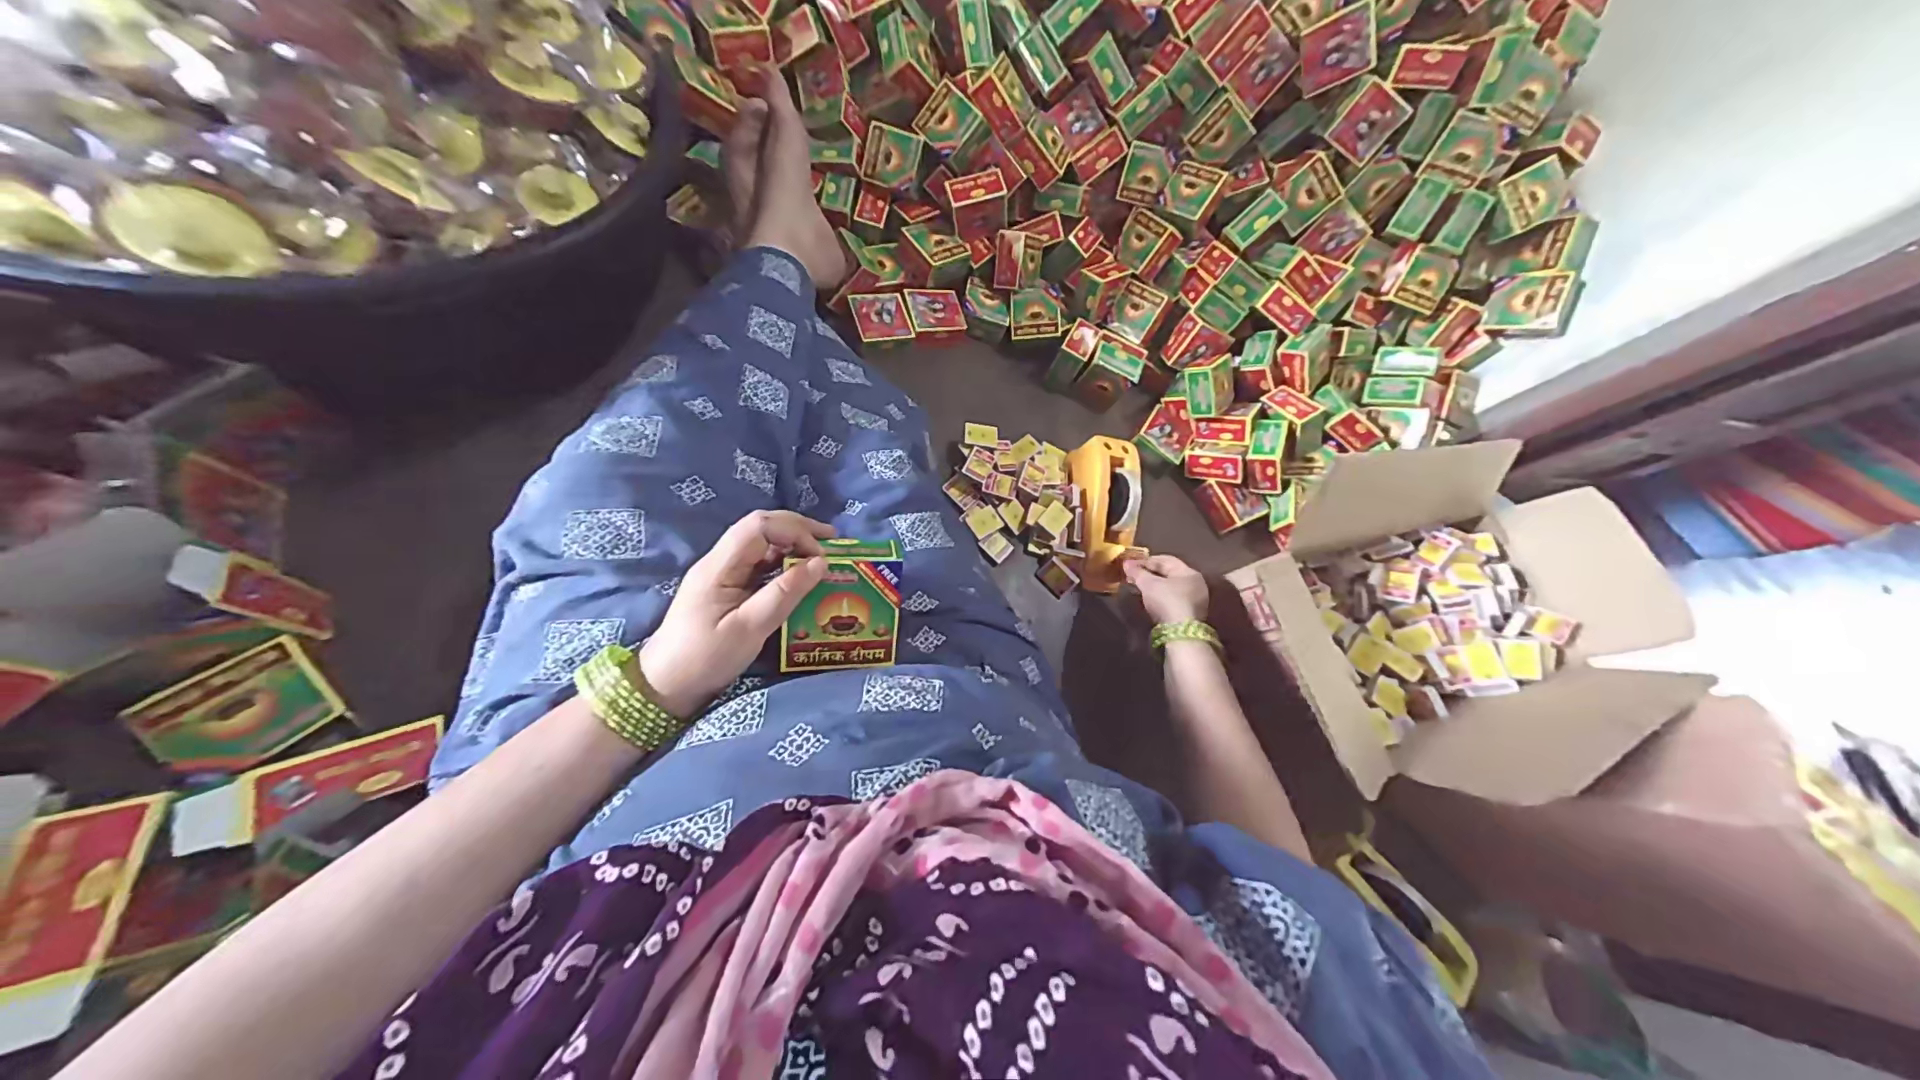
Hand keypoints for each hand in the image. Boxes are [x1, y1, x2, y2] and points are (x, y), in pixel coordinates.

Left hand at [638, 510, 833, 716]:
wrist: (664, 685)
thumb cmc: (705, 658)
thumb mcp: (749, 629)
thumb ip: (785, 593)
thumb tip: (820, 563)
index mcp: (719, 566)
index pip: (759, 526)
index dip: (795, 532)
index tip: (821, 556)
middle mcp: (720, 561)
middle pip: (761, 527)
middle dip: (798, 529)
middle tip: (833, 541)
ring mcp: (722, 574)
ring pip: (761, 544)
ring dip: (793, 545)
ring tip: (823, 556)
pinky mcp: (726, 588)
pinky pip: (758, 564)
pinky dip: (783, 563)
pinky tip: (801, 574)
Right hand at [1123, 554, 1209, 625]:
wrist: (1180, 633)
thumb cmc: (1166, 601)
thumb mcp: (1148, 584)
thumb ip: (1137, 572)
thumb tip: (1126, 563)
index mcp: (1189, 572)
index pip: (1165, 560)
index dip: (1145, 561)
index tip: (1130, 565)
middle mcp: (1196, 584)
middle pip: (1169, 574)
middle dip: (1149, 574)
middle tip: (1132, 576)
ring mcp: (1196, 600)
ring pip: (1170, 587)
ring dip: (1154, 586)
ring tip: (1138, 587)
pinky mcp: (1191, 614)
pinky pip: (1173, 599)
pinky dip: (1160, 596)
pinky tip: (1149, 600)